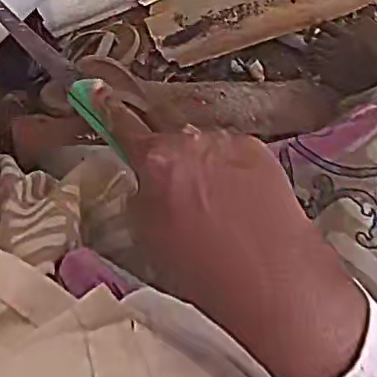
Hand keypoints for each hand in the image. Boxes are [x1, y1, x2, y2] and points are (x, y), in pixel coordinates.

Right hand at [97, 90, 367, 376]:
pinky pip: (231, 150)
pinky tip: (240, 199)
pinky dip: (229, 167)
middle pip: (166, 131)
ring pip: (201, 141)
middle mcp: (189, 139)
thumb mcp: (148, 235)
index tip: (95, 88)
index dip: (105, 105)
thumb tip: (144, 178)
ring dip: (200, 159)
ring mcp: (227, 140)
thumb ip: (140, 193)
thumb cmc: (204, 272)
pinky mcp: (259, 149)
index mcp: (155, 158)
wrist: (280, 288)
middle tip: (176, 182)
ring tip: (216, 200)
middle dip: (166, 148)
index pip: (122, 122)